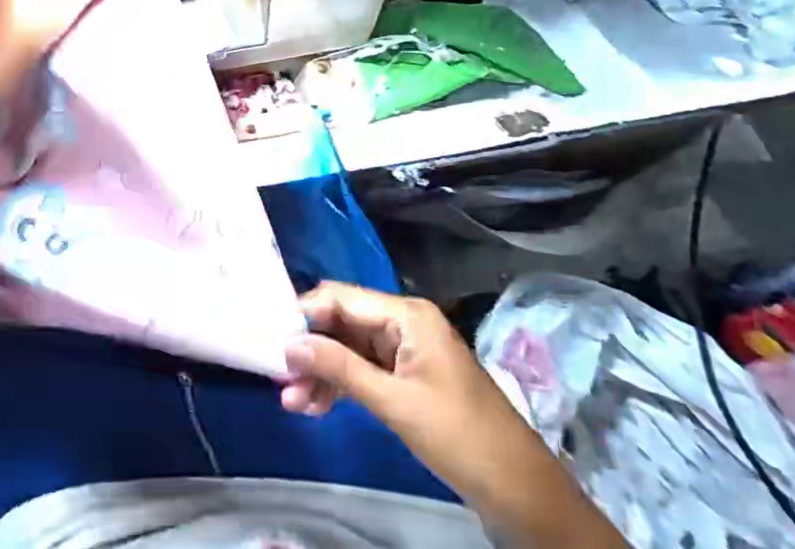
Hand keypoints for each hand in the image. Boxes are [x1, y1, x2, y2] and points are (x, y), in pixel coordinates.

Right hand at [281, 283, 510, 439]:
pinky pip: (361, 371)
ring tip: (290, 400)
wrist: (523, 494)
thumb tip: (288, 344)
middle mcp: (402, 323)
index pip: (340, 299)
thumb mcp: (395, 402)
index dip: (304, 315)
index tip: (271, 338)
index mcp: (406, 315)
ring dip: (319, 372)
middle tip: (278, 376)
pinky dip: (338, 386)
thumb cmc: (461, 437)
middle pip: (341, 323)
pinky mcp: (405, 378)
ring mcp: (404, 351)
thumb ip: (339, 367)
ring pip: (347, 349)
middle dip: (309, 349)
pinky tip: (313, 405)